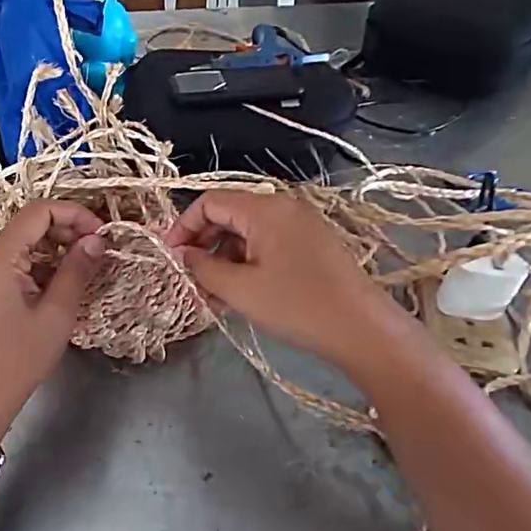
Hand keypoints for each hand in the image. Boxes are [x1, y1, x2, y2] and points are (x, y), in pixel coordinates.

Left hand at [0, 200, 104, 442]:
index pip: (38, 212)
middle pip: (30, 224)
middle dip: (68, 230)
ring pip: (25, 242)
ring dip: (57, 248)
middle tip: (98, 250)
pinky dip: (43, 264)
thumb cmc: (19, 359)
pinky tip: (64, 281)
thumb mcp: (57, 313)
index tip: (101, 233)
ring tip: (86, 266)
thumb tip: (97, 240)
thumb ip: (77, 269)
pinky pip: (17, 261)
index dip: (75, 214)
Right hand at [163, 190, 407, 368]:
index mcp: (264, 208)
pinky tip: (239, 293)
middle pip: (229, 215)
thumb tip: (182, 254)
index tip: (170, 256)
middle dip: (204, 245)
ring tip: (213, 295)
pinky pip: (268, 244)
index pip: (210, 202)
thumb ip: (203, 267)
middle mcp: (283, 207)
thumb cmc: (296, 305)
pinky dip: (247, 263)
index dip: (183, 226)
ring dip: (224, 259)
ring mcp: (301, 224)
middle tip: (190, 279)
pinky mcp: (311, 244)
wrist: (361, 327)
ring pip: (248, 233)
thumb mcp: (240, 289)